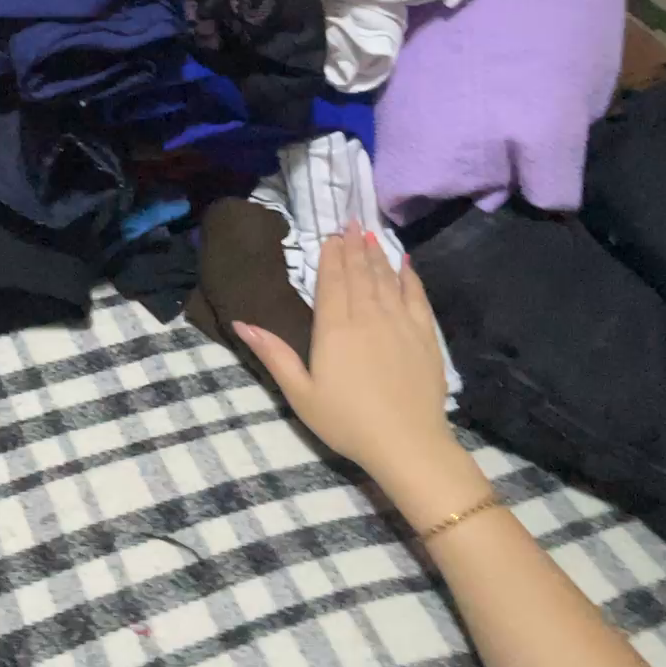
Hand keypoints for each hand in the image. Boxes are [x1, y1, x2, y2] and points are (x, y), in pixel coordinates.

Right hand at [234, 224, 489, 525]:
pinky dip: (409, 275)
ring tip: (368, 233)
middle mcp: (367, 317)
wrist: (407, 443)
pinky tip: (404, 261)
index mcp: (333, 329)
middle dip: (352, 247)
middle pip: (358, 273)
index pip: (331, 282)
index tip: (329, 236)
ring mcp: (399, 323)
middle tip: (349, 223)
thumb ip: (273, 354)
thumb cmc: (346, 421)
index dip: (330, 257)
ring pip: (385, 278)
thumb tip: (241, 322)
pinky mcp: (424, 335)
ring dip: (375, 254)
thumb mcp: (300, 393)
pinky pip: (416, 295)